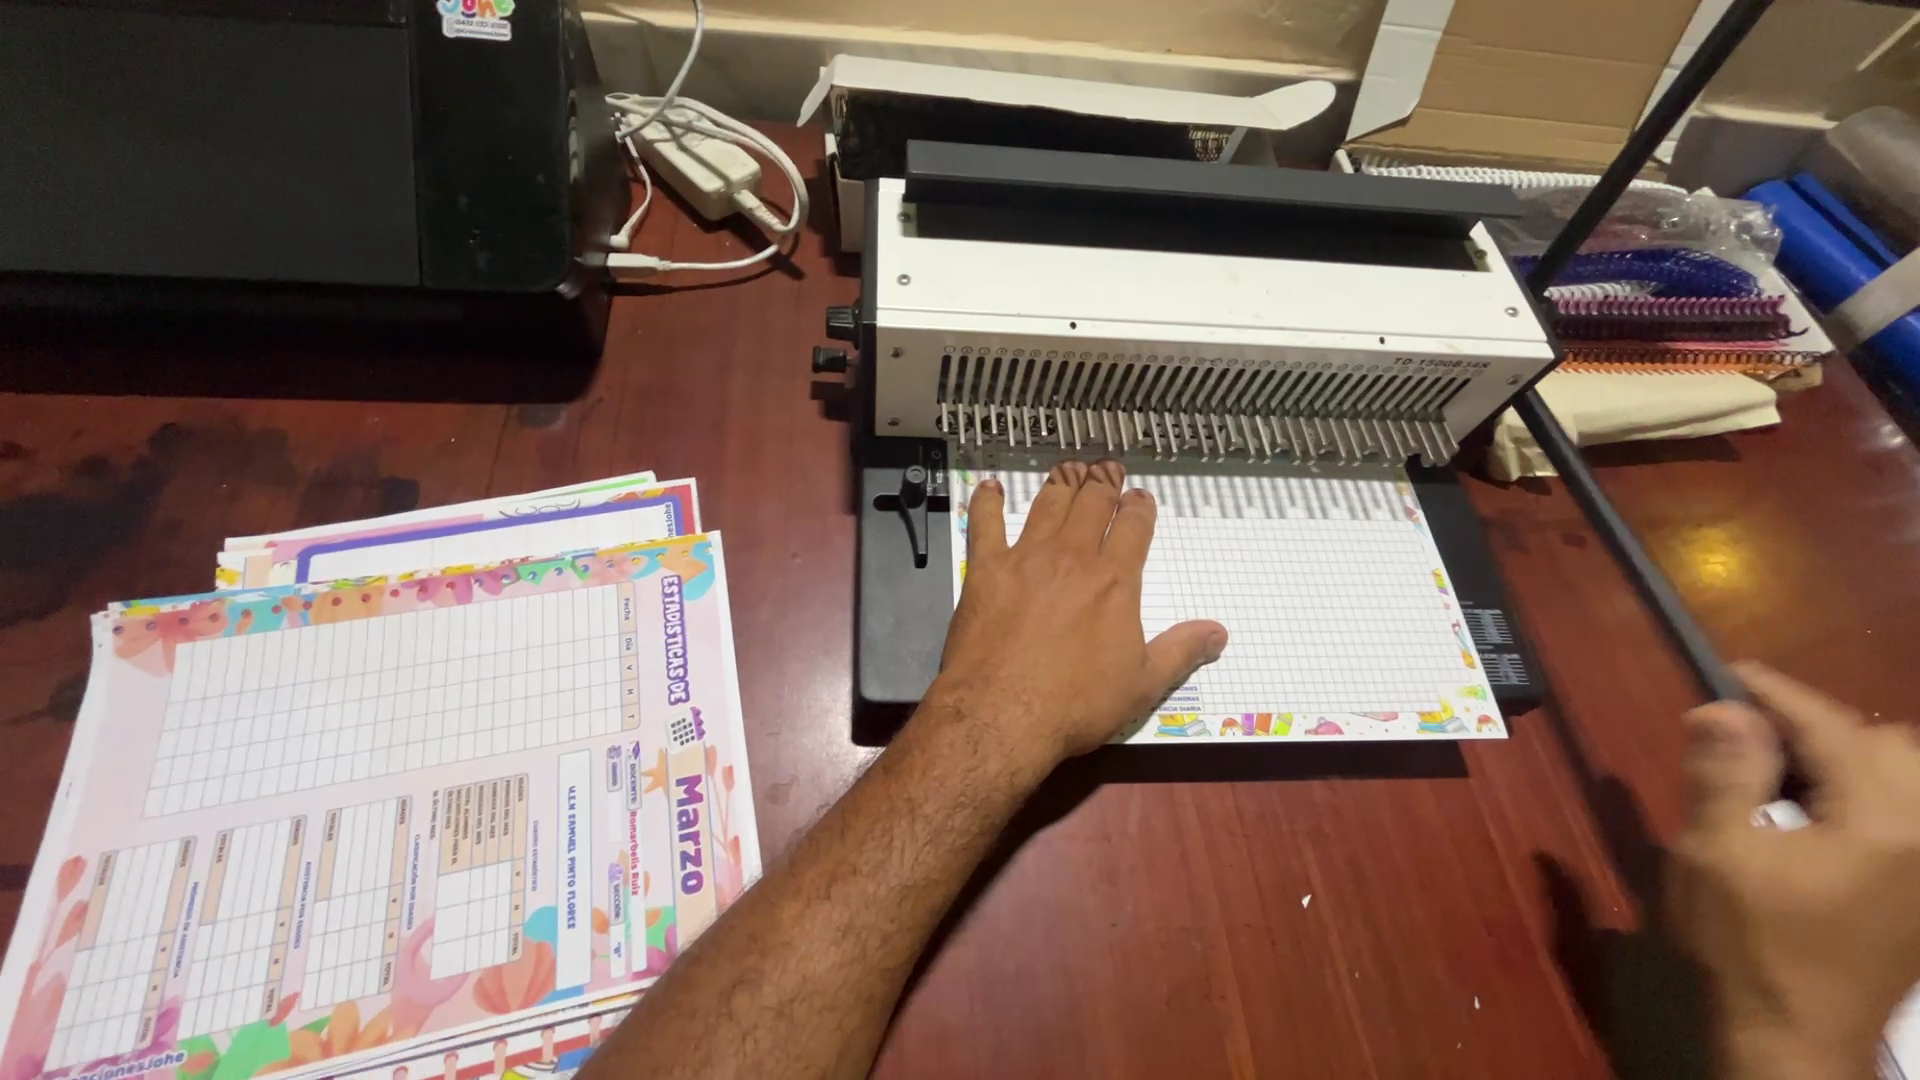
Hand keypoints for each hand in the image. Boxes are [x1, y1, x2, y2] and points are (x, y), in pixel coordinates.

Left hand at [925, 460, 1226, 769]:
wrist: (1004, 712)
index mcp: (1114, 581)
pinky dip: (987, 503)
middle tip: (1106, 469)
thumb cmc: (1076, 704)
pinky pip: (986, 525)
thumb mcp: (1142, 685)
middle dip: (1103, 483)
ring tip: (1068, 468)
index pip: (1133, 528)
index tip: (1140, 497)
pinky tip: (989, 488)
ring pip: (1047, 505)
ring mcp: (1026, 559)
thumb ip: (1180, 652)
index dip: (1139, 507)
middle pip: (1091, 505)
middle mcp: (1072, 558)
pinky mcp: (986, 570)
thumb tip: (1218, 632)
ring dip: (1060, 483)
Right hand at [1670, 661, 1919, 1078]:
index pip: (1839, 733)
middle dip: (1820, 724)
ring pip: (1908, 781)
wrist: (1788, 1031)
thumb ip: (1725, 773)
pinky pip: (1904, 816)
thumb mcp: (1715, 849)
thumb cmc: (1744, 937)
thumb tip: (1724, 708)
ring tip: (1769, 759)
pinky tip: (1803, 806)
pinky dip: (1857, 791)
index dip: (1781, 695)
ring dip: (1842, 756)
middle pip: (1894, 749)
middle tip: (1744, 725)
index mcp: (1884, 828)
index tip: (1729, 673)